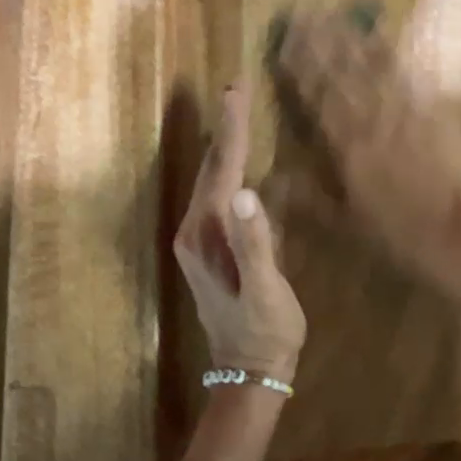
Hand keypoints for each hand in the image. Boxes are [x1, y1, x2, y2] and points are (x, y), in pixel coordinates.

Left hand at [174, 82, 305, 380]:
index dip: (232, 129)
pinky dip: (230, 169)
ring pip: (213, 180)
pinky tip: (239, 163)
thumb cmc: (265, 331)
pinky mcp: (212, 249)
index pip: (222, 169)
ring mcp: (200, 241)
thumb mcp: (266, 288)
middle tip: (236, 88)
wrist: (251, 372)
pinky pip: (219, 196)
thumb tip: (248, 191)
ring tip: (237, 114)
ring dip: (226, 145)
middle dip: (225, 127)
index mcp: (206, 235)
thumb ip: (256, 241)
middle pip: (212, 168)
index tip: (235, 89)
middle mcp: (194, 232)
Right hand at [271, 9, 460, 271]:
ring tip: (334, 15)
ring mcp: (407, 109)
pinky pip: (410, 74)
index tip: (283, 41)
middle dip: (320, 40)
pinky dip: (393, 52)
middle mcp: (374, 117)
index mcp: (348, 144)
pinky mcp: (435, 108)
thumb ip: (310, 197)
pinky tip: (383, 36)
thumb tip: (274, 177)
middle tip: (303, 13)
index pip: (317, 95)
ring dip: (352, 38)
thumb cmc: (402, 232)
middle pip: (343, 71)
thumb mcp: (347, 222)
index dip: (299, 66)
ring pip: (374, 65)